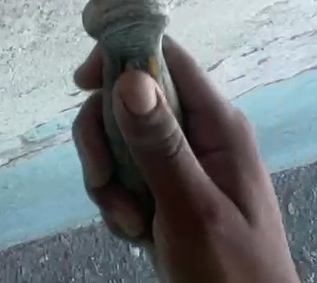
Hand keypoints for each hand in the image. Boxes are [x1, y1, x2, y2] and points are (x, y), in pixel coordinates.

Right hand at [72, 38, 298, 282]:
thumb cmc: (232, 275)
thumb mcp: (192, 209)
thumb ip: (160, 144)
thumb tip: (129, 75)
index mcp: (216, 122)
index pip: (162, 56)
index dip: (119, 56)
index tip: (83, 84)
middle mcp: (198, 129)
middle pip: (127, 97)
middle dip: (103, 138)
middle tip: (99, 179)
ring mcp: (180, 157)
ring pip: (117, 135)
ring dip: (106, 176)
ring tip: (124, 221)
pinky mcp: (164, 184)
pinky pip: (121, 168)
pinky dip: (114, 197)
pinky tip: (131, 230)